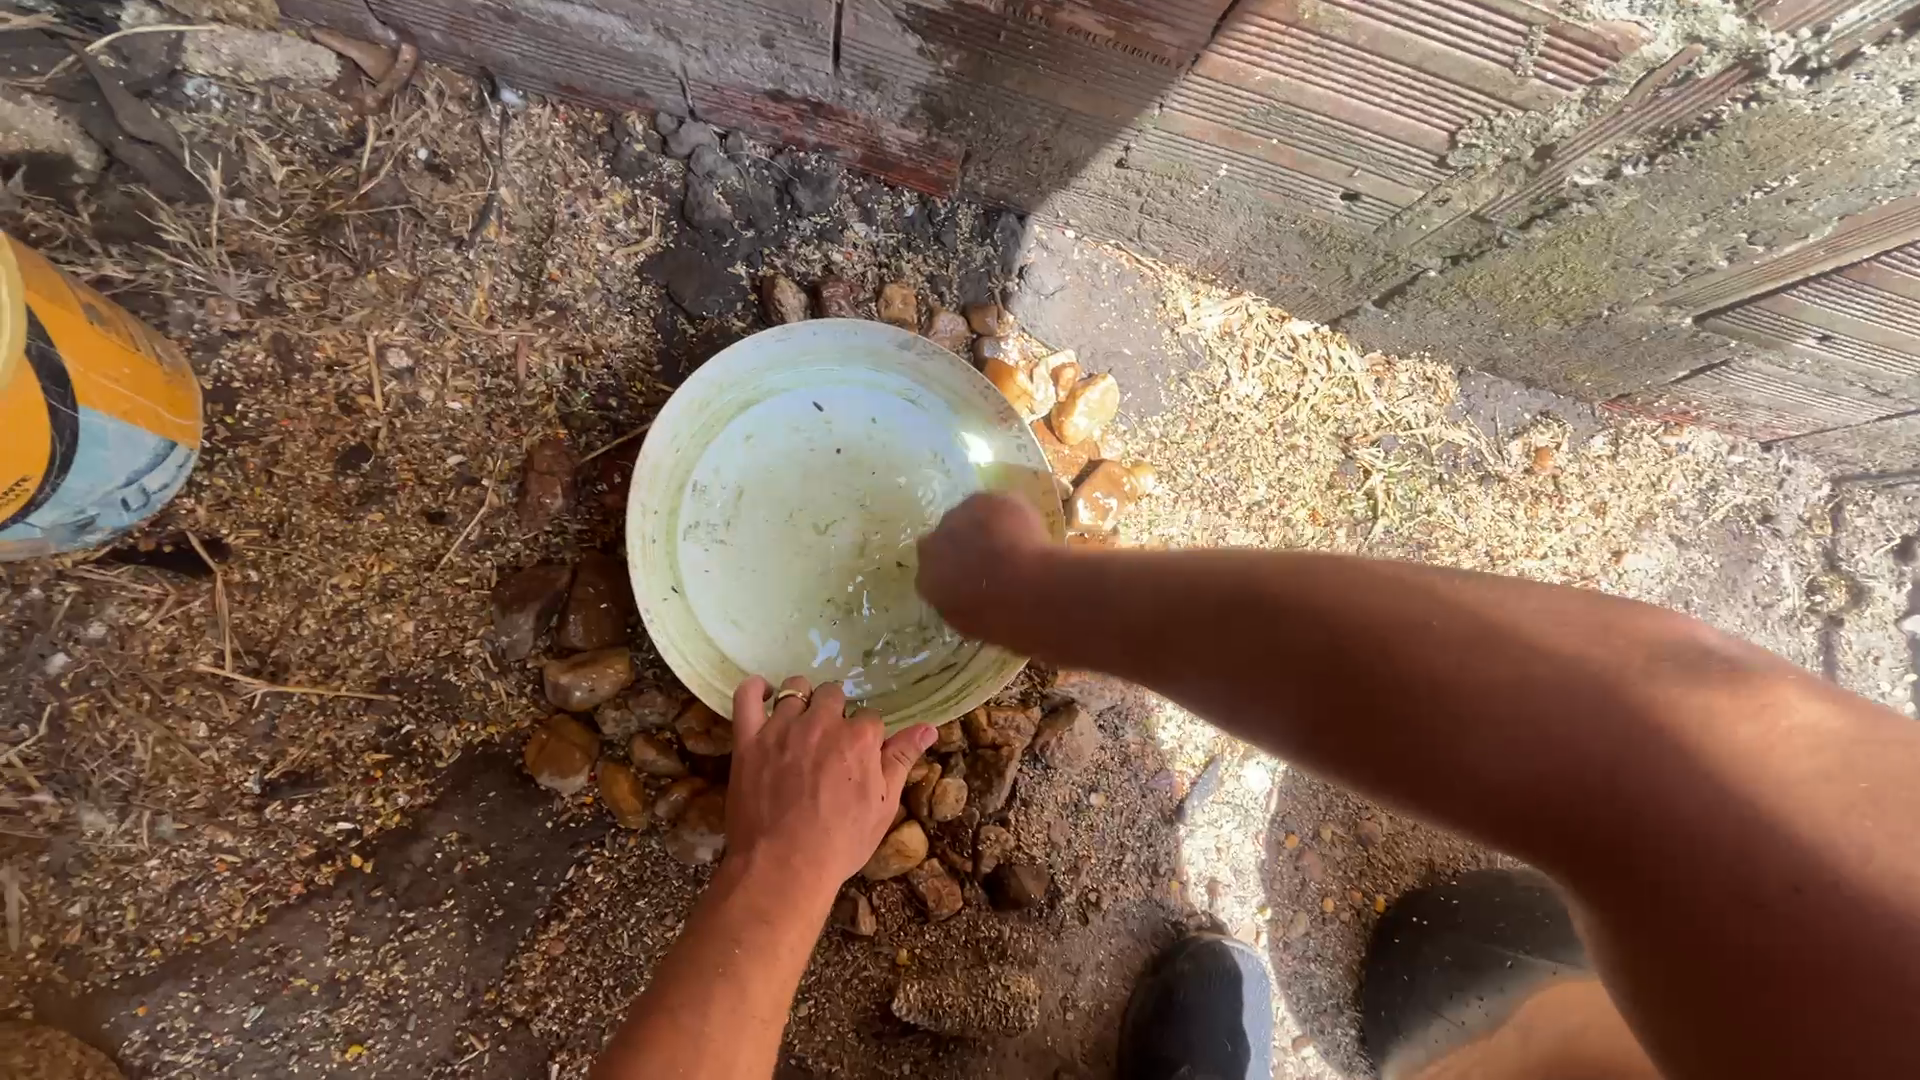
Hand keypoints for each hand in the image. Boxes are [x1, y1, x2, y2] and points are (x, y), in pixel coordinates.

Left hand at [724, 676, 935, 897]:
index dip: (866, 737)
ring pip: (795, 690)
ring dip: (803, 702)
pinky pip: (747, 698)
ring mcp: (782, 728)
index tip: (859, 758)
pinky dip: (755, 689)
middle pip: (833, 695)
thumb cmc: (840, 842)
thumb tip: (928, 727)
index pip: (870, 717)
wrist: (783, 868)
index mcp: (859, 737)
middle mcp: (822, 722)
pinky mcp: (749, 740)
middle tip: (829, 743)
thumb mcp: (883, 805)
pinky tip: (763, 692)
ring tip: (801, 724)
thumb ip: (902, 759)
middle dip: (835, 713)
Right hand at [916, 492, 1053, 638]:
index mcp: (927, 579)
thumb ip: (959, 602)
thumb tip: (968, 594)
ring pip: (970, 516)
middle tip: (992, 557)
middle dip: (963, 543)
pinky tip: (1028, 532)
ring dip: (986, 525)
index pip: (932, 571)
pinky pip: (996, 505)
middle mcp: (933, 544)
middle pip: (945, 537)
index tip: (971, 576)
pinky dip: (1010, 514)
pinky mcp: (984, 499)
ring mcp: (958, 516)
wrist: (1024, 588)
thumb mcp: (970, 623)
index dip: (953, 570)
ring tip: (1015, 543)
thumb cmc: (1000, 617)